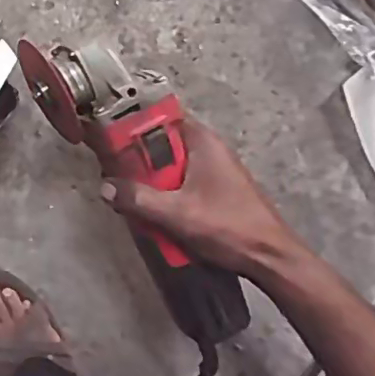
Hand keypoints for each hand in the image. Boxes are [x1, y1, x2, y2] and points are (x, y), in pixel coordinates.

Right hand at [99, 120, 308, 281]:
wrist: (270, 258)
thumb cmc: (228, 227)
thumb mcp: (177, 214)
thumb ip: (138, 199)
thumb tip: (104, 187)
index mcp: (202, 141)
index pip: (161, 117)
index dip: (134, 125)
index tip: (109, 139)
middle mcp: (209, 148)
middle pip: (163, 144)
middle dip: (139, 160)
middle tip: (115, 174)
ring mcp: (215, 169)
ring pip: (171, 167)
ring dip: (153, 182)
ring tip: (131, 197)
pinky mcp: (217, 189)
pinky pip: (183, 183)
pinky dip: (168, 194)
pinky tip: (157, 214)